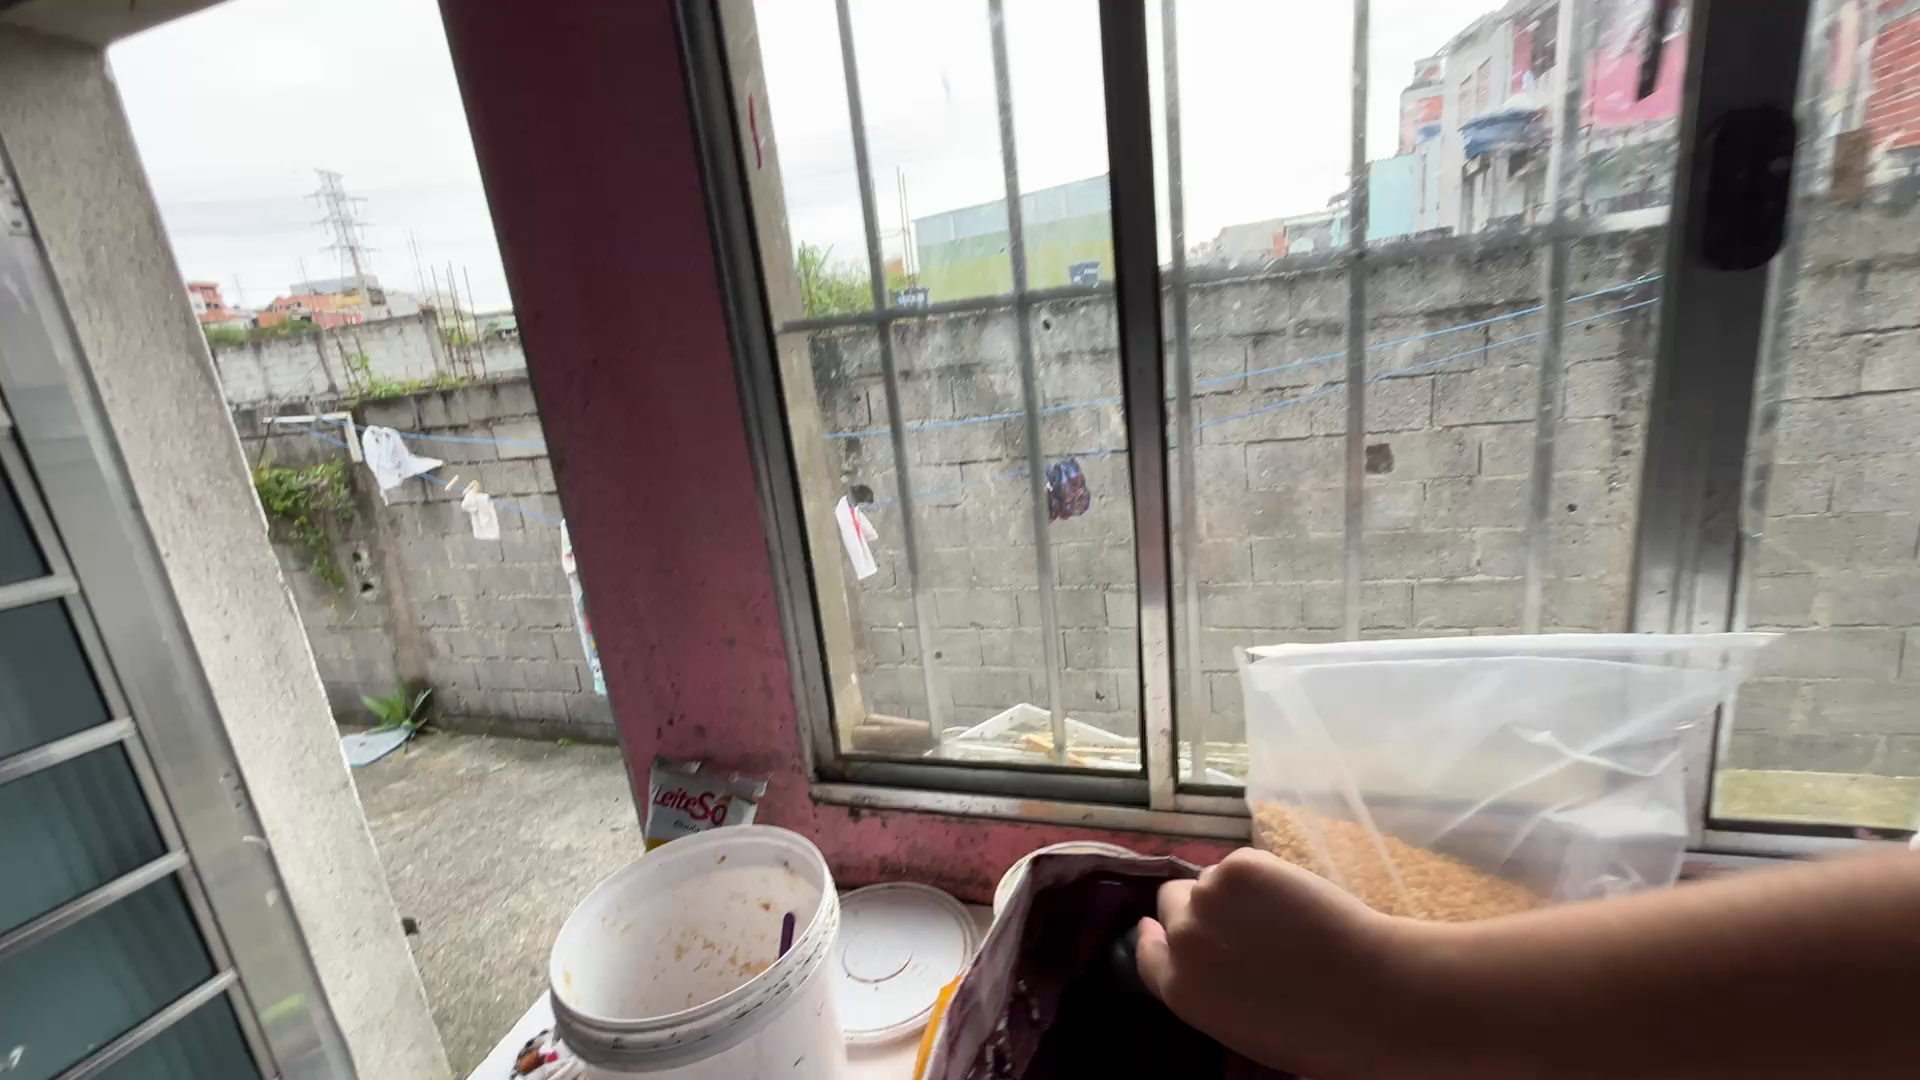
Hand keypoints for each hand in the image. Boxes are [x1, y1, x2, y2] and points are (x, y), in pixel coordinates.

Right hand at [1135, 847, 1422, 1078]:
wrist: (1378, 1001)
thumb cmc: (1322, 1036)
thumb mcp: (1246, 1026)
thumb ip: (1211, 989)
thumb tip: (1205, 961)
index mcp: (1182, 990)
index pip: (1147, 953)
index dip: (1155, 937)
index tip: (1157, 927)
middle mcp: (1183, 938)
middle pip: (1171, 903)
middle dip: (1195, 907)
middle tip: (1237, 920)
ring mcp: (1209, 896)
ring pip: (1209, 879)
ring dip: (1231, 892)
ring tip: (1281, 916)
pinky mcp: (1240, 866)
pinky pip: (1240, 864)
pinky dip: (1261, 876)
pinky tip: (1295, 901)